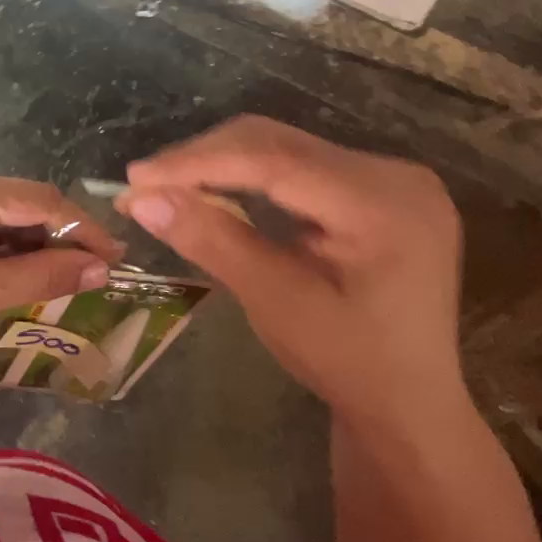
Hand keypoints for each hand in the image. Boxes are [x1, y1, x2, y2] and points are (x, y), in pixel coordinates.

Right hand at [118, 116, 463, 427]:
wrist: (407, 399)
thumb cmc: (346, 358)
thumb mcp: (274, 301)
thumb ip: (211, 241)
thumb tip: (139, 199)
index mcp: (385, 205)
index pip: (274, 161)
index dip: (197, 163)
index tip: (134, 178)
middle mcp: (394, 176)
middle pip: (277, 143)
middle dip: (201, 159)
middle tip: (139, 186)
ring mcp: (387, 179)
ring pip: (280, 147)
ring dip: (216, 163)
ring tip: (162, 188)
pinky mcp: (372, 189)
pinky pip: (293, 164)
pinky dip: (241, 174)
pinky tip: (207, 192)